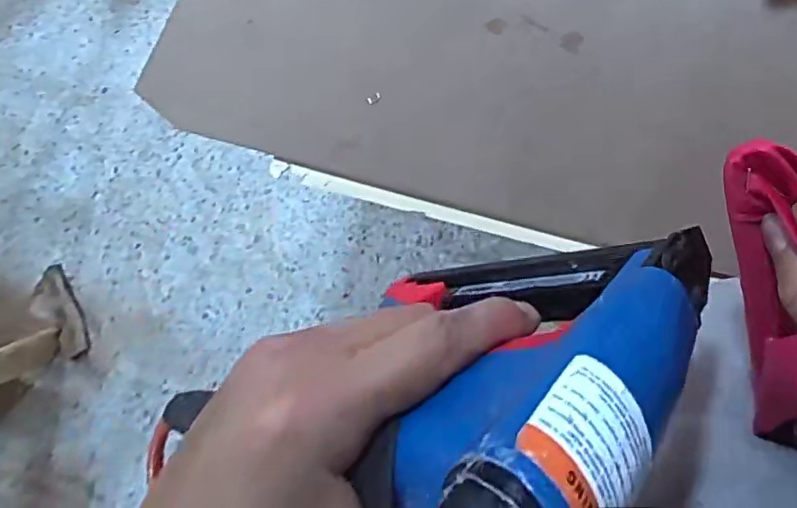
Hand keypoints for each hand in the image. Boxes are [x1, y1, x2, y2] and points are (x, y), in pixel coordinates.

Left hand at [142, 299, 539, 507]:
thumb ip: (421, 475)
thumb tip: (481, 455)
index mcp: (314, 404)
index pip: (426, 341)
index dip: (488, 324)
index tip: (533, 320)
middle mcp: (293, 358)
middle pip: (406, 321)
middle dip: (462, 332)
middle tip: (506, 355)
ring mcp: (273, 352)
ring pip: (377, 324)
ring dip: (423, 342)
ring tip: (457, 374)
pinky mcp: (262, 360)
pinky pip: (346, 340)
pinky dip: (384, 353)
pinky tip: (395, 388)